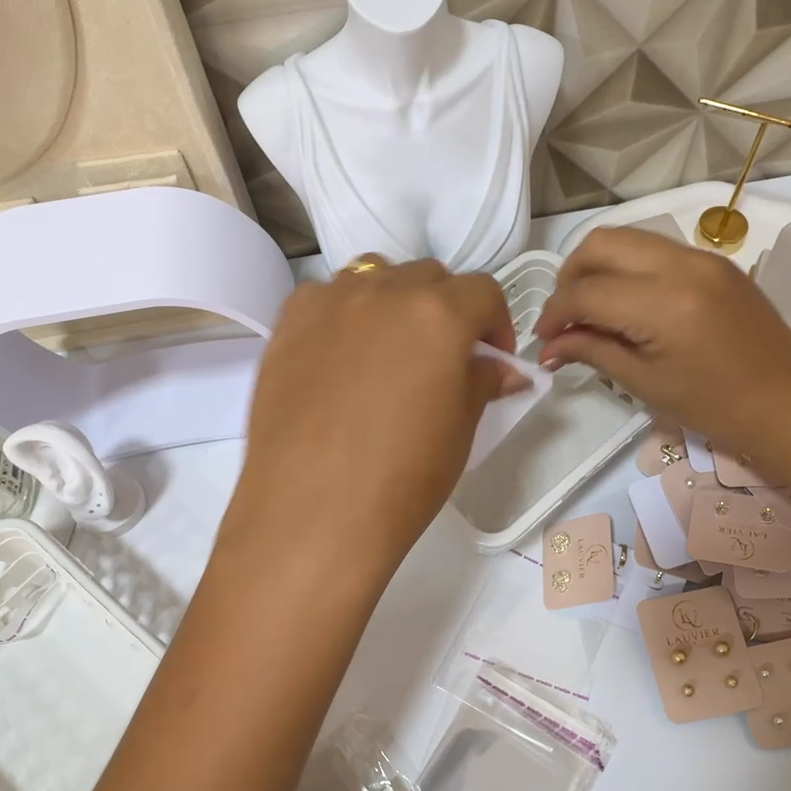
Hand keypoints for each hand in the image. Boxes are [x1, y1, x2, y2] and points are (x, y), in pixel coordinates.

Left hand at [228, 257, 524, 572]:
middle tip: (442, 359)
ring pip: (373, 278)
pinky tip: (341, 359)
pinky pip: (325, 298)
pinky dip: (343, 315)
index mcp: (439, 314)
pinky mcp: (287, 325)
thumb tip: (502, 368)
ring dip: (393, 303)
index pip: (482, 292)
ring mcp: (329, 303)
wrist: (315, 512)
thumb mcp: (458, 431)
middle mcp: (383, 291)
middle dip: (446, 309)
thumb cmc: (403, 478)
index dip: (496, 324)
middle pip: (427, 277)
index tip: (492, 360)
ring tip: (389, 353)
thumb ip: (481, 383)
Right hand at [535, 227, 790, 452]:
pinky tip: (627, 304)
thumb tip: (549, 346)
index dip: (555, 313)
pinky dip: (629, 268)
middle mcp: (682, 266)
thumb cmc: (712, 406)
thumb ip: (593, 352)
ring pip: (629, 239)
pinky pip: (657, 249)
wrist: (785, 402)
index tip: (542, 340)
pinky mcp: (715, 261)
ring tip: (591, 309)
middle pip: (602, 244)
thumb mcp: (644, 383)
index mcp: (664, 304)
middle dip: (571, 276)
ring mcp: (702, 257)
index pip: (587, 292)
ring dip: (598, 267)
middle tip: (563, 316)